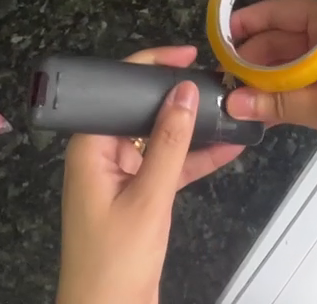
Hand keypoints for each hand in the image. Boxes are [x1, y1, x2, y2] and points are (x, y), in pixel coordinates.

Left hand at [57, 46, 245, 303]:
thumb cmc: (114, 262)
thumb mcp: (147, 198)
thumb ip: (169, 143)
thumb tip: (184, 91)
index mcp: (89, 145)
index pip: (117, 89)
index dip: (151, 66)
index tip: (187, 55)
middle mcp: (102, 153)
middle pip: (142, 109)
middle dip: (178, 95)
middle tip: (215, 79)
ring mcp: (121, 175)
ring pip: (160, 137)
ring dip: (192, 126)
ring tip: (227, 106)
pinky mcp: (138, 196)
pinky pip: (168, 165)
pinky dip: (194, 157)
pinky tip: (226, 146)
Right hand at [222, 0, 316, 170]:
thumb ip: (280, 103)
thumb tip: (234, 103)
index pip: (280, 11)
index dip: (246, 24)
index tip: (216, 42)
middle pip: (286, 37)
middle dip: (255, 58)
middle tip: (223, 81)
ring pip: (297, 60)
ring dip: (271, 79)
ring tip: (240, 99)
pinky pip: (313, 79)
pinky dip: (291, 91)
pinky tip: (269, 109)